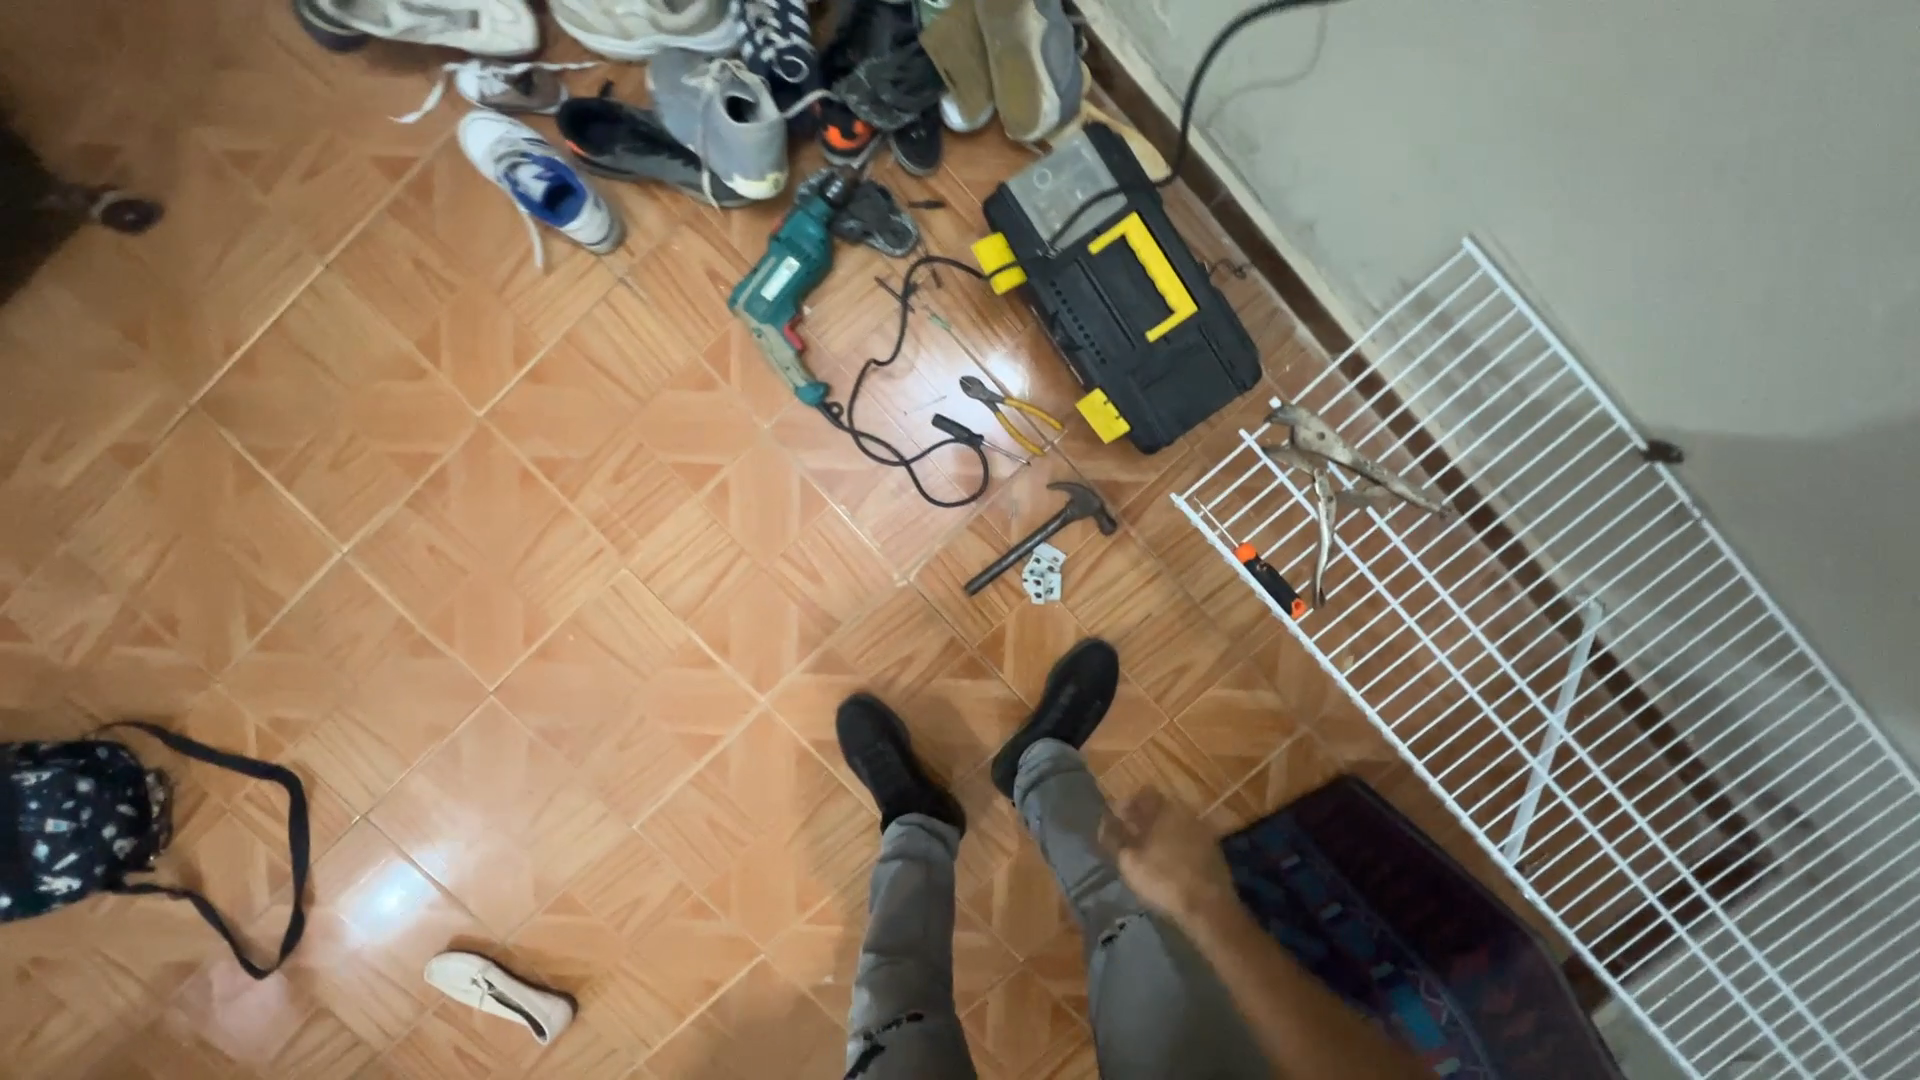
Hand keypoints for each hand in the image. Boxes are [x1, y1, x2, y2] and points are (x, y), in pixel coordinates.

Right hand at [1103, 789, 1238, 926]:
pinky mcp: (1213, 851)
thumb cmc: (1163, 878)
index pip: (1144, 793)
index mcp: (1165, 809)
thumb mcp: (1129, 860)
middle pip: (1160, 808)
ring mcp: (1202, 831)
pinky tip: (1169, 865)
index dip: (1128, 804)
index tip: (1117, 821)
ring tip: (1147, 854)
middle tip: (1130, 839)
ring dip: (1160, 834)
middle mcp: (1185, 813)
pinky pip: (1188, 840)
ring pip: (1175, 824)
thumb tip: (1104, 820)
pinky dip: (1176, 847)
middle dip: (1144, 820)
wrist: (1209, 908)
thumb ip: (1114, 836)